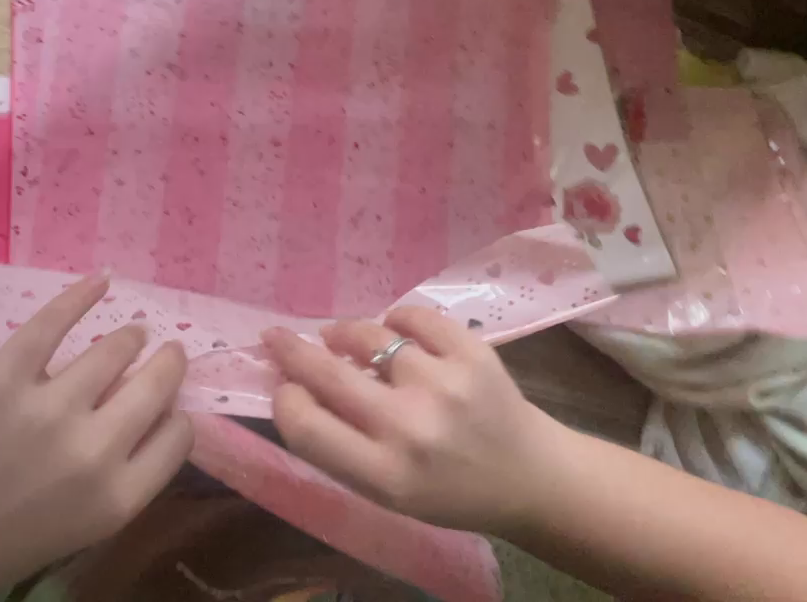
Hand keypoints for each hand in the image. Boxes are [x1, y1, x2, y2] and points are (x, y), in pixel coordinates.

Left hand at [0, 274, 193, 594]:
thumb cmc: (0, 543)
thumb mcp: (81, 527)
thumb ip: (123, 475)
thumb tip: (155, 411)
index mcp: (115, 499)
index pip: (178, 436)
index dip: (176, 415)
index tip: (166, 407)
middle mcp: (93, 452)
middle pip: (157, 385)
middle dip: (169, 363)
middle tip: (168, 352)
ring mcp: (48, 409)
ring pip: (115, 349)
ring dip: (130, 337)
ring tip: (131, 334)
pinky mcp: (5, 376)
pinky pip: (53, 322)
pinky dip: (81, 295)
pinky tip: (101, 281)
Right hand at [261, 307, 554, 533]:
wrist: (530, 477)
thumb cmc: (448, 490)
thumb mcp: (387, 491)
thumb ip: (341, 443)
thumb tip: (294, 381)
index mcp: (385, 476)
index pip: (305, 427)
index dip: (285, 399)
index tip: (285, 386)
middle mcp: (410, 429)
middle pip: (328, 374)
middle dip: (292, 349)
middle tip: (276, 336)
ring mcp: (444, 384)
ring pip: (369, 335)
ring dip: (347, 334)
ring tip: (344, 338)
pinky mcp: (472, 351)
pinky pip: (413, 315)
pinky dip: (397, 319)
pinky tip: (397, 332)